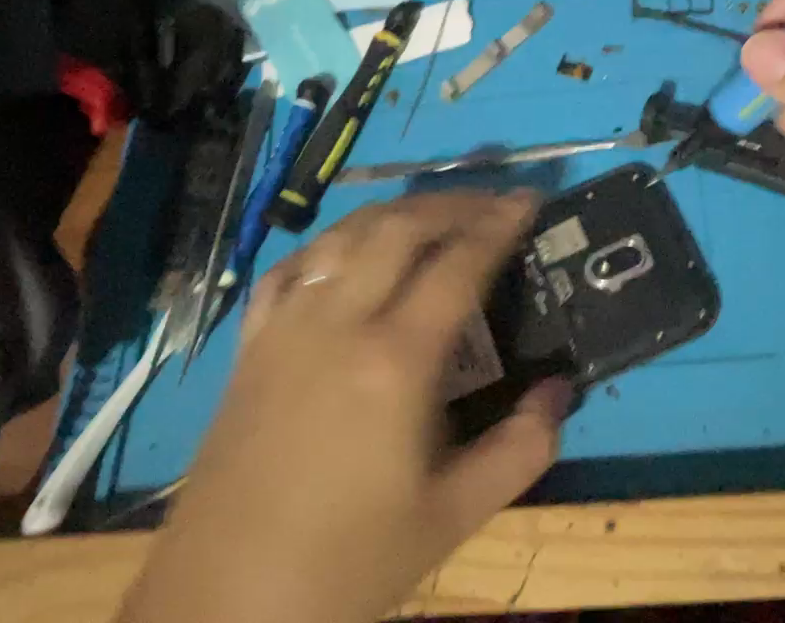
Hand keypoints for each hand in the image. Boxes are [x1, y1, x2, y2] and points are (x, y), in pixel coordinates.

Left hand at [121, 191, 569, 622]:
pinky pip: (291, 268)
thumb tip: (559, 389)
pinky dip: (331, 245)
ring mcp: (284, 328)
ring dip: (396, 212)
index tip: (529, 201)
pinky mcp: (249, 346)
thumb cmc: (349, 561)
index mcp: (393, 361)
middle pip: (399, 227)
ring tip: (434, 216)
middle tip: (493, 202)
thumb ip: (521, 449)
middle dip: (453, 203)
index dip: (498, 225)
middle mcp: (336, 324)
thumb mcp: (454, 517)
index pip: (457, 265)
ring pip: (343, 235)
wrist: (225, 602)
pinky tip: (348, 255)